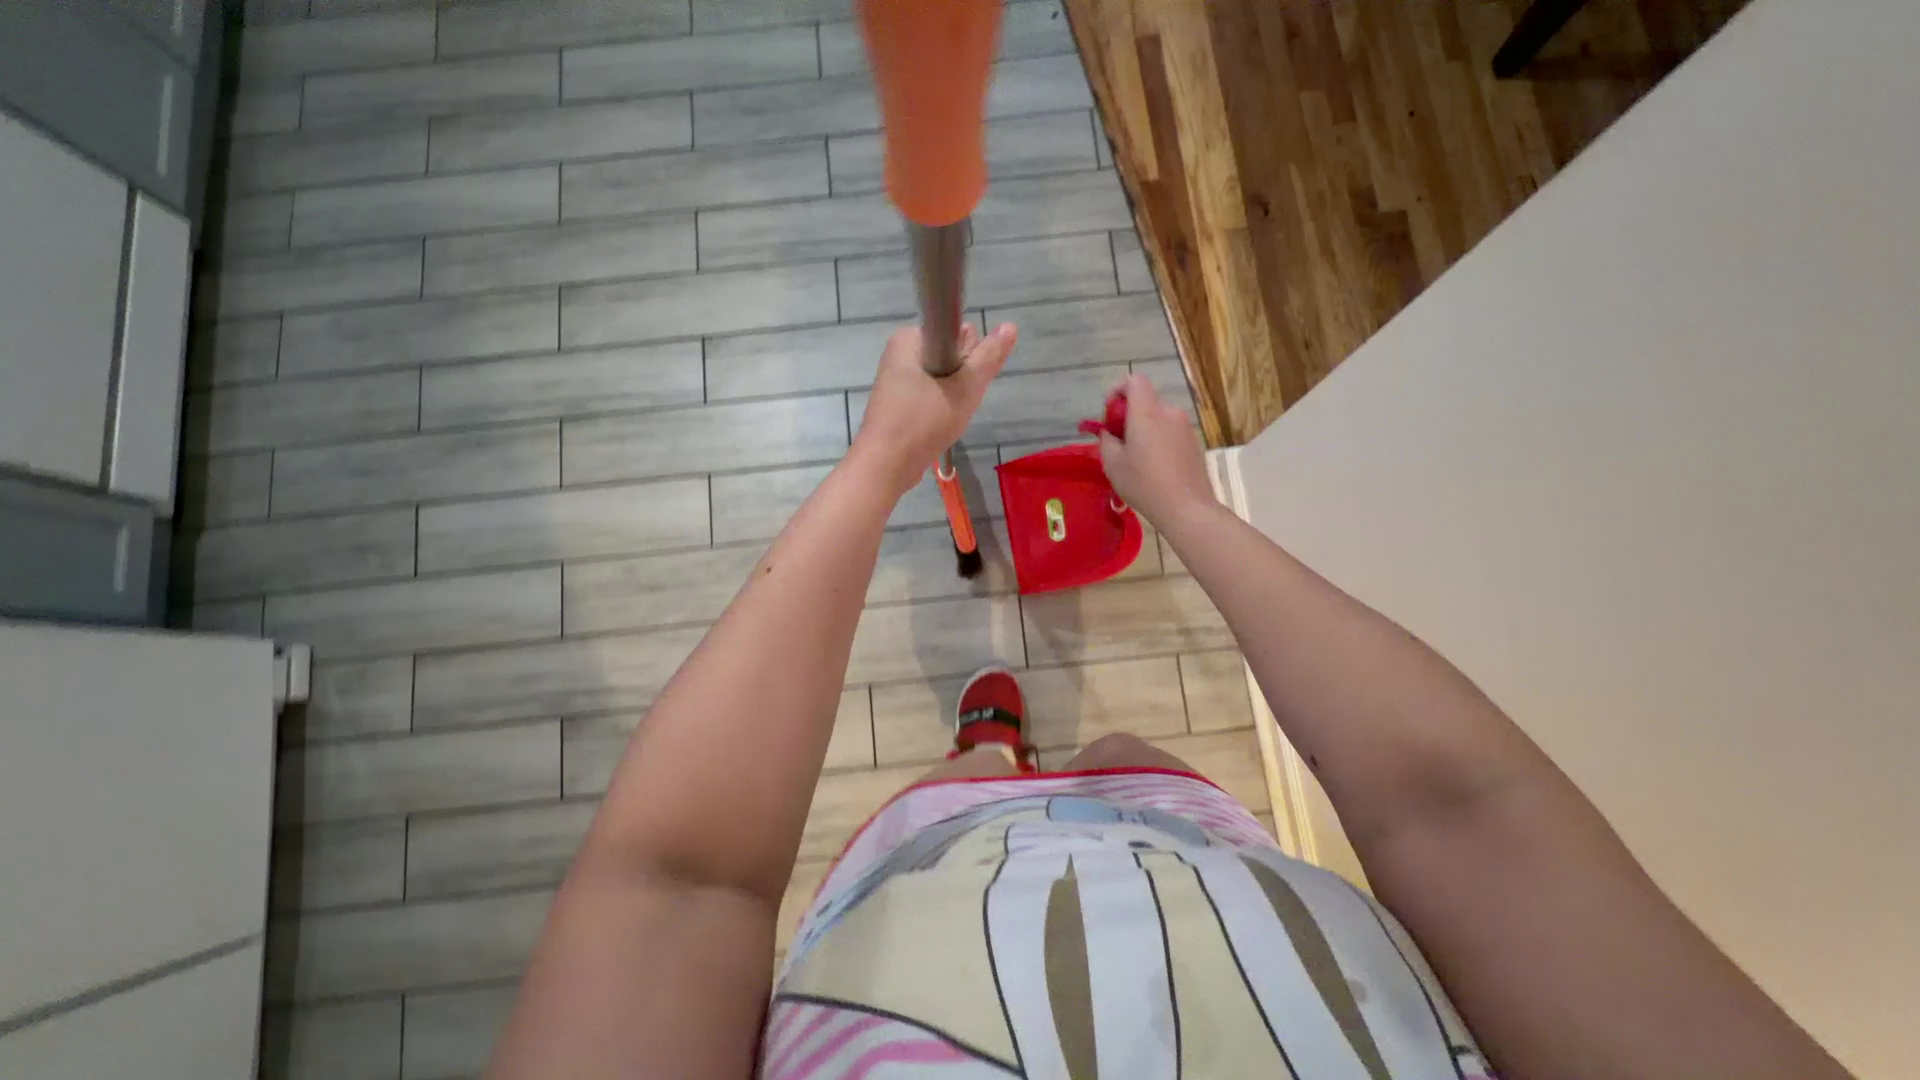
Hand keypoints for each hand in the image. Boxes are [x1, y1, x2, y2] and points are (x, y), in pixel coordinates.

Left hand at [852, 322, 1014, 493]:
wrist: (886, 465)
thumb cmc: (923, 421)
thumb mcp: (964, 388)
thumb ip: (989, 357)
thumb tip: (1010, 326)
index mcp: (909, 338)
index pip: (955, 331)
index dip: (970, 355)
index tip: (965, 381)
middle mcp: (900, 353)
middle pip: (950, 353)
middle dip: (961, 378)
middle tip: (955, 401)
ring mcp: (897, 379)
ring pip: (942, 377)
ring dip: (953, 396)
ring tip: (947, 415)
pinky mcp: (898, 402)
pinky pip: (930, 394)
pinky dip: (940, 407)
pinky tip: (939, 424)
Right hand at [1098, 375, 1213, 522]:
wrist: (1186, 507)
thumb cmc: (1144, 484)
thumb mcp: (1112, 464)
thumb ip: (1107, 440)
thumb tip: (1111, 433)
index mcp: (1147, 412)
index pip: (1135, 380)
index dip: (1119, 390)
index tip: (1110, 414)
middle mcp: (1169, 413)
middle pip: (1146, 403)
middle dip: (1130, 418)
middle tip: (1120, 445)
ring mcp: (1186, 428)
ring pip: (1159, 420)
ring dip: (1146, 432)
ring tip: (1138, 462)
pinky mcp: (1195, 444)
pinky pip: (1171, 435)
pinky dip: (1160, 443)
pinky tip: (1156, 470)